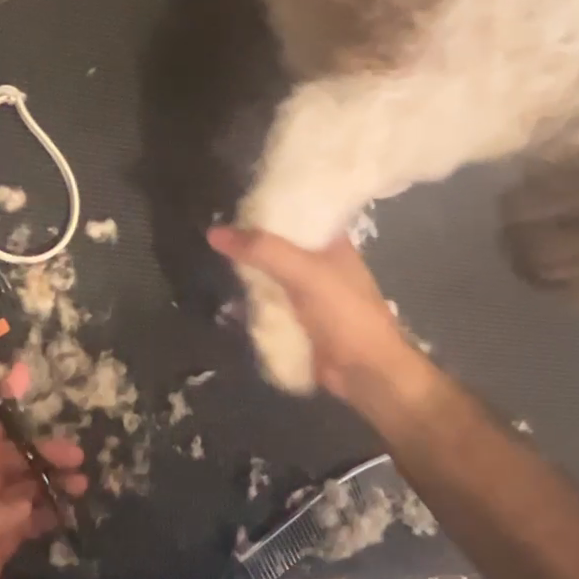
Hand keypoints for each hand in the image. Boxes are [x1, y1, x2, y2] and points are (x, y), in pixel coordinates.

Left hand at [0, 363, 84, 578]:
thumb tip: (27, 492)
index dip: (2, 408)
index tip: (24, 371)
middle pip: (0, 468)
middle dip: (36, 455)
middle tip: (79, 458)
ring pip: (12, 498)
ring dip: (42, 486)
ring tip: (82, 484)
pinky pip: (14, 529)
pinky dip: (37, 516)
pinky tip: (60, 516)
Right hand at [207, 226, 420, 406]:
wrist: (365, 371)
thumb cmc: (344, 313)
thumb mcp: (304, 272)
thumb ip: (262, 251)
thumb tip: (214, 232)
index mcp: (331, 243)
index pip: (296, 213)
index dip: (266, 209)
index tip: (230, 208)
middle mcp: (319, 264)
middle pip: (277, 247)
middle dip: (249, 247)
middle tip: (214, 240)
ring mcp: (308, 295)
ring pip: (270, 278)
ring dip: (247, 278)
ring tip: (214, 267)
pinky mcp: (298, 321)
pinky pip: (268, 306)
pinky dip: (251, 305)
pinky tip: (229, 302)